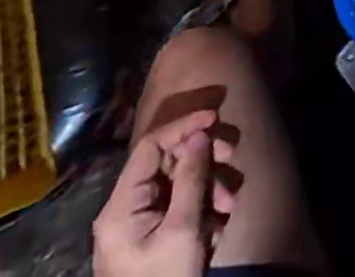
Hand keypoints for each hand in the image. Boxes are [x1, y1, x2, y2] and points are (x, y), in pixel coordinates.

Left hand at [93, 110, 236, 276]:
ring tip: (230, 204)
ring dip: (210, 186)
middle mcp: (127, 207)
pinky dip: (205, 206)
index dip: (183, 126)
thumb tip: (200, 134)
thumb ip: (190, 178)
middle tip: (233, 155)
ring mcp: (140, 222)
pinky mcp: (154, 235)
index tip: (216, 119)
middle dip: (204, 158)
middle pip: (168, 161)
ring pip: (179, 182)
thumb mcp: (182, 230)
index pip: (151, 146)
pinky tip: (220, 224)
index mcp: (121, 206)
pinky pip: (182, 204)